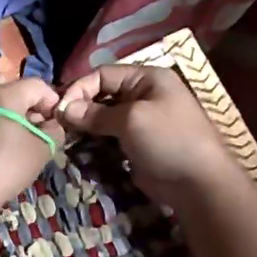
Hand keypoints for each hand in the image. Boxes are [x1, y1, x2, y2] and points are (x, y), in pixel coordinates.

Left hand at [0, 77, 66, 229]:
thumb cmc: (6, 168)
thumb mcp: (42, 150)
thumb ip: (54, 130)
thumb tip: (53, 123)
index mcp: (4, 93)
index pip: (37, 84)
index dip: (52, 101)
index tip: (58, 122)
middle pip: (9, 84)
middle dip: (27, 100)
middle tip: (36, 123)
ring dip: (9, 109)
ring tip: (19, 135)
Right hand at [59, 64, 232, 205]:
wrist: (197, 182)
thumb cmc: (168, 140)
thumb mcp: (131, 120)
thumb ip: (97, 113)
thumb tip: (64, 109)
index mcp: (147, 78)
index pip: (103, 74)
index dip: (79, 88)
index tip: (59, 109)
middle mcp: (143, 95)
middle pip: (103, 94)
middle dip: (81, 106)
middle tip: (59, 124)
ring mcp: (141, 121)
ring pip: (104, 117)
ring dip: (86, 125)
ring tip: (67, 136)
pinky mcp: (137, 144)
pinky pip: (111, 136)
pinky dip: (95, 140)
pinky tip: (81, 147)